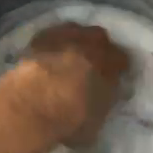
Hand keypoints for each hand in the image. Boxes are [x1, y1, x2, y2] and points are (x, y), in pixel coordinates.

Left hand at [5, 23, 128, 145]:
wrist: (30, 108)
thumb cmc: (68, 119)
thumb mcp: (97, 121)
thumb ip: (105, 102)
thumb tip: (104, 95)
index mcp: (107, 62)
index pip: (121, 58)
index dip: (119, 67)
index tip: (116, 76)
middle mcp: (88, 43)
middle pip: (100, 38)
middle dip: (99, 48)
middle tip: (93, 63)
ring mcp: (63, 37)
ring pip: (75, 31)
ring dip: (76, 40)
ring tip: (69, 55)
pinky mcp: (39, 38)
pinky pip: (51, 35)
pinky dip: (53, 42)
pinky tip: (48, 54)